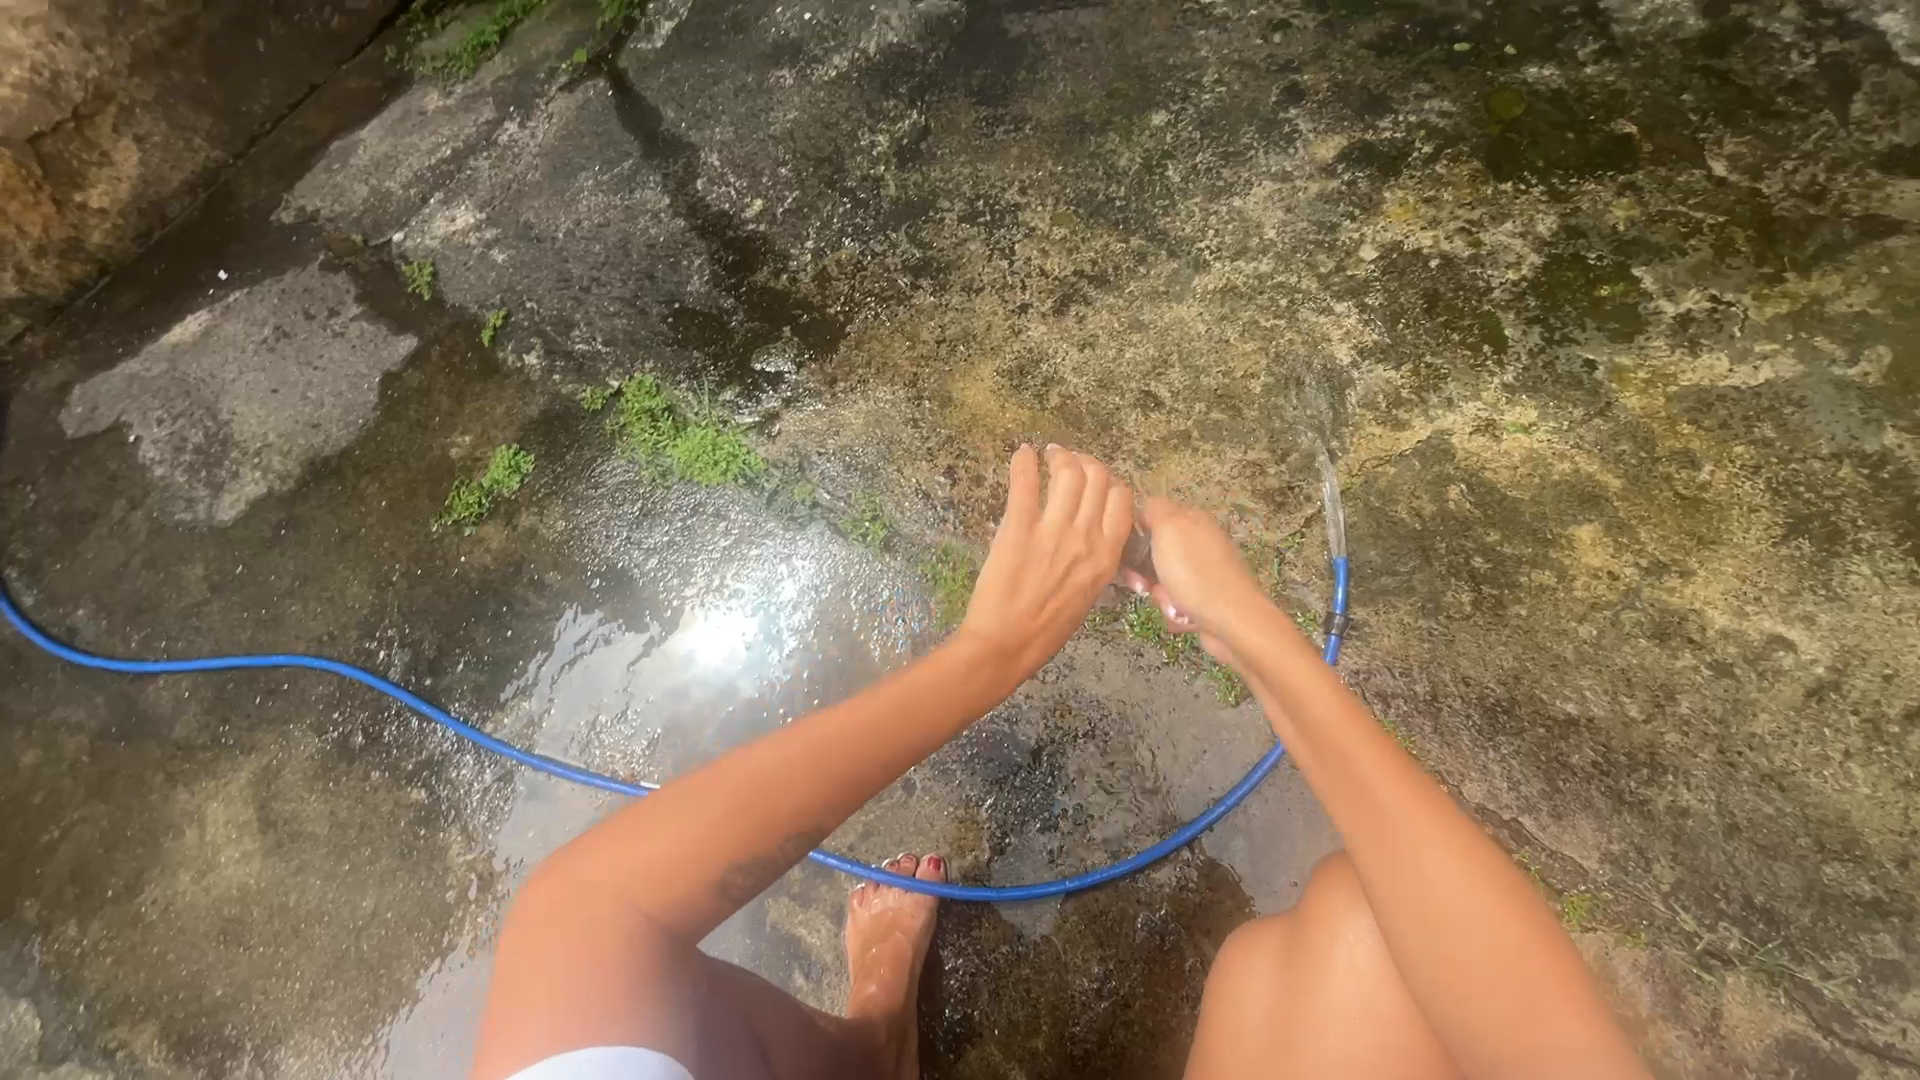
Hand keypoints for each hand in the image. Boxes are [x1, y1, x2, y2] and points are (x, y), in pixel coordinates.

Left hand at [953, 445, 1131, 679]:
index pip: (1123, 500)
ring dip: (1060, 456)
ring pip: (1069, 473)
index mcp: (1107, 557)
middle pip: (1098, 478)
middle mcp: (1086, 538)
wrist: (1006, 644)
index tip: (1095, 480)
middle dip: (1086, 462)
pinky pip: (1025, 483)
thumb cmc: (1046, 630)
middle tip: (1070, 460)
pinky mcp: (1018, 529)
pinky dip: (1024, 462)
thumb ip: (1097, 564)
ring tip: (1049, 453)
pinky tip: (1022, 454)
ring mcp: (1053, 531)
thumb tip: (1098, 542)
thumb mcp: (1088, 596)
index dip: (1110, 482)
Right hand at [1133, 497, 1271, 659]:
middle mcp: (1200, 541)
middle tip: (1144, 586)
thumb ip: (1153, 509)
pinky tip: (1183, 616)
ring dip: (1160, 595)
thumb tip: (1145, 508)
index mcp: (1192, 519)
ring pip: (1163, 580)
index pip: (1150, 517)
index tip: (1126, 556)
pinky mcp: (1208, 597)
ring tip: (1171, 605)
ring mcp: (1205, 570)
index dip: (1133, 536)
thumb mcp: (1169, 529)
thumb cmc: (1195, 574)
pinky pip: (1178, 601)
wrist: (1233, 621)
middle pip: (1155, 552)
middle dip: (1145, 572)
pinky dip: (1175, 611)